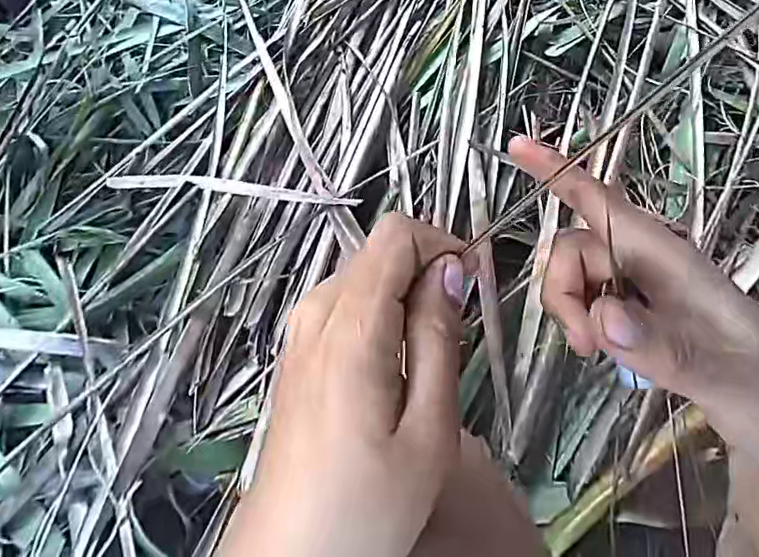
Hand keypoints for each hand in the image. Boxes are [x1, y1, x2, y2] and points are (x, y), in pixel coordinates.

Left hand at [220, 213, 472, 556]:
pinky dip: (381, 311)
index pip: (397, 233)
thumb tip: (450, 271)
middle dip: (426, 271)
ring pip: (366, 271)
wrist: (288, 556)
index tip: (469, 281)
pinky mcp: (299, 345)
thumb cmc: (363, 507)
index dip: (440, 244)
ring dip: (405, 293)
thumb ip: (438, 336)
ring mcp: (302, 326)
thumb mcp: (428, 430)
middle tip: (455, 328)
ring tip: (426, 357)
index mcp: (350, 325)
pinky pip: (348, 300)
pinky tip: (394, 366)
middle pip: (381, 249)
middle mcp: (318, 310)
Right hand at [505, 136, 758, 482]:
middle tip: (583, 346)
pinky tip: (605, 357)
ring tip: (597, 357)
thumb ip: (666, 349)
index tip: (517, 146)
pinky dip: (584, 325)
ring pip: (578, 277)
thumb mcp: (734, 385)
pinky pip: (590, 304)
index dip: (559, 171)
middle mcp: (652, 266)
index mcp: (673, 259)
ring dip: (571, 312)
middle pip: (575, 248)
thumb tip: (600, 315)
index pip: (605, 202)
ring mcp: (646, 293)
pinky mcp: (643, 320)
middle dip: (562, 290)